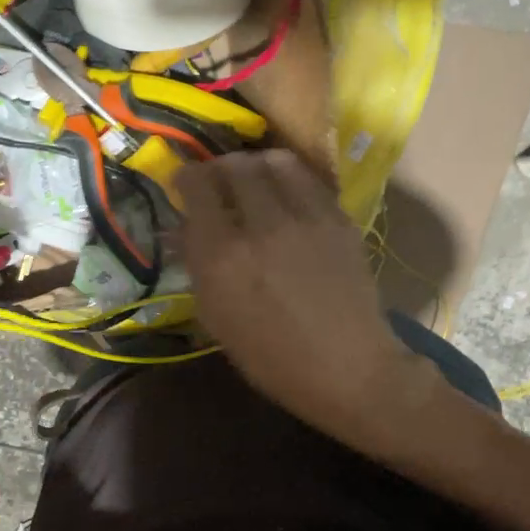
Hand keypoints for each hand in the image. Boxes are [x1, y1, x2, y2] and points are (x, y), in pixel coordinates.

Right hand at [177, 150, 443, 453]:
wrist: (347, 369)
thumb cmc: (269, 356)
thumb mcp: (215, 316)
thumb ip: (196, 264)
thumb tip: (182, 227)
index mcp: (221, 255)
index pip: (196, 185)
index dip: (186, 178)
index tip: (185, 186)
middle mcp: (260, 226)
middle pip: (234, 165)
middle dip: (219, 168)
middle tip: (218, 183)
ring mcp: (304, 219)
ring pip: (274, 161)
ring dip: (257, 166)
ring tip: (254, 182)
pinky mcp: (338, 219)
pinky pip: (308, 179)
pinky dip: (290, 178)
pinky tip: (286, 196)